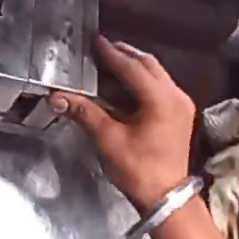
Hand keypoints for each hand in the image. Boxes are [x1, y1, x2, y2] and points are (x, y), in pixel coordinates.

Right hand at [49, 37, 195, 209]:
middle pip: (149, 65)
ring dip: (136, 66)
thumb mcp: (109, 139)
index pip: (132, 69)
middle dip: (126, 55)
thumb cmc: (138, 169)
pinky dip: (144, 80)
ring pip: (158, 75)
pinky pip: (162, 87)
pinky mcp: (180, 114)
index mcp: (160, 99)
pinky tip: (128, 83)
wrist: (165, 196)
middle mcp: (176, 96)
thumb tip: (57, 98)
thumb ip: (85, 113)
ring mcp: (181, 105)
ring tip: (113, 60)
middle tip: (104, 47)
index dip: (112, 54)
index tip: (96, 42)